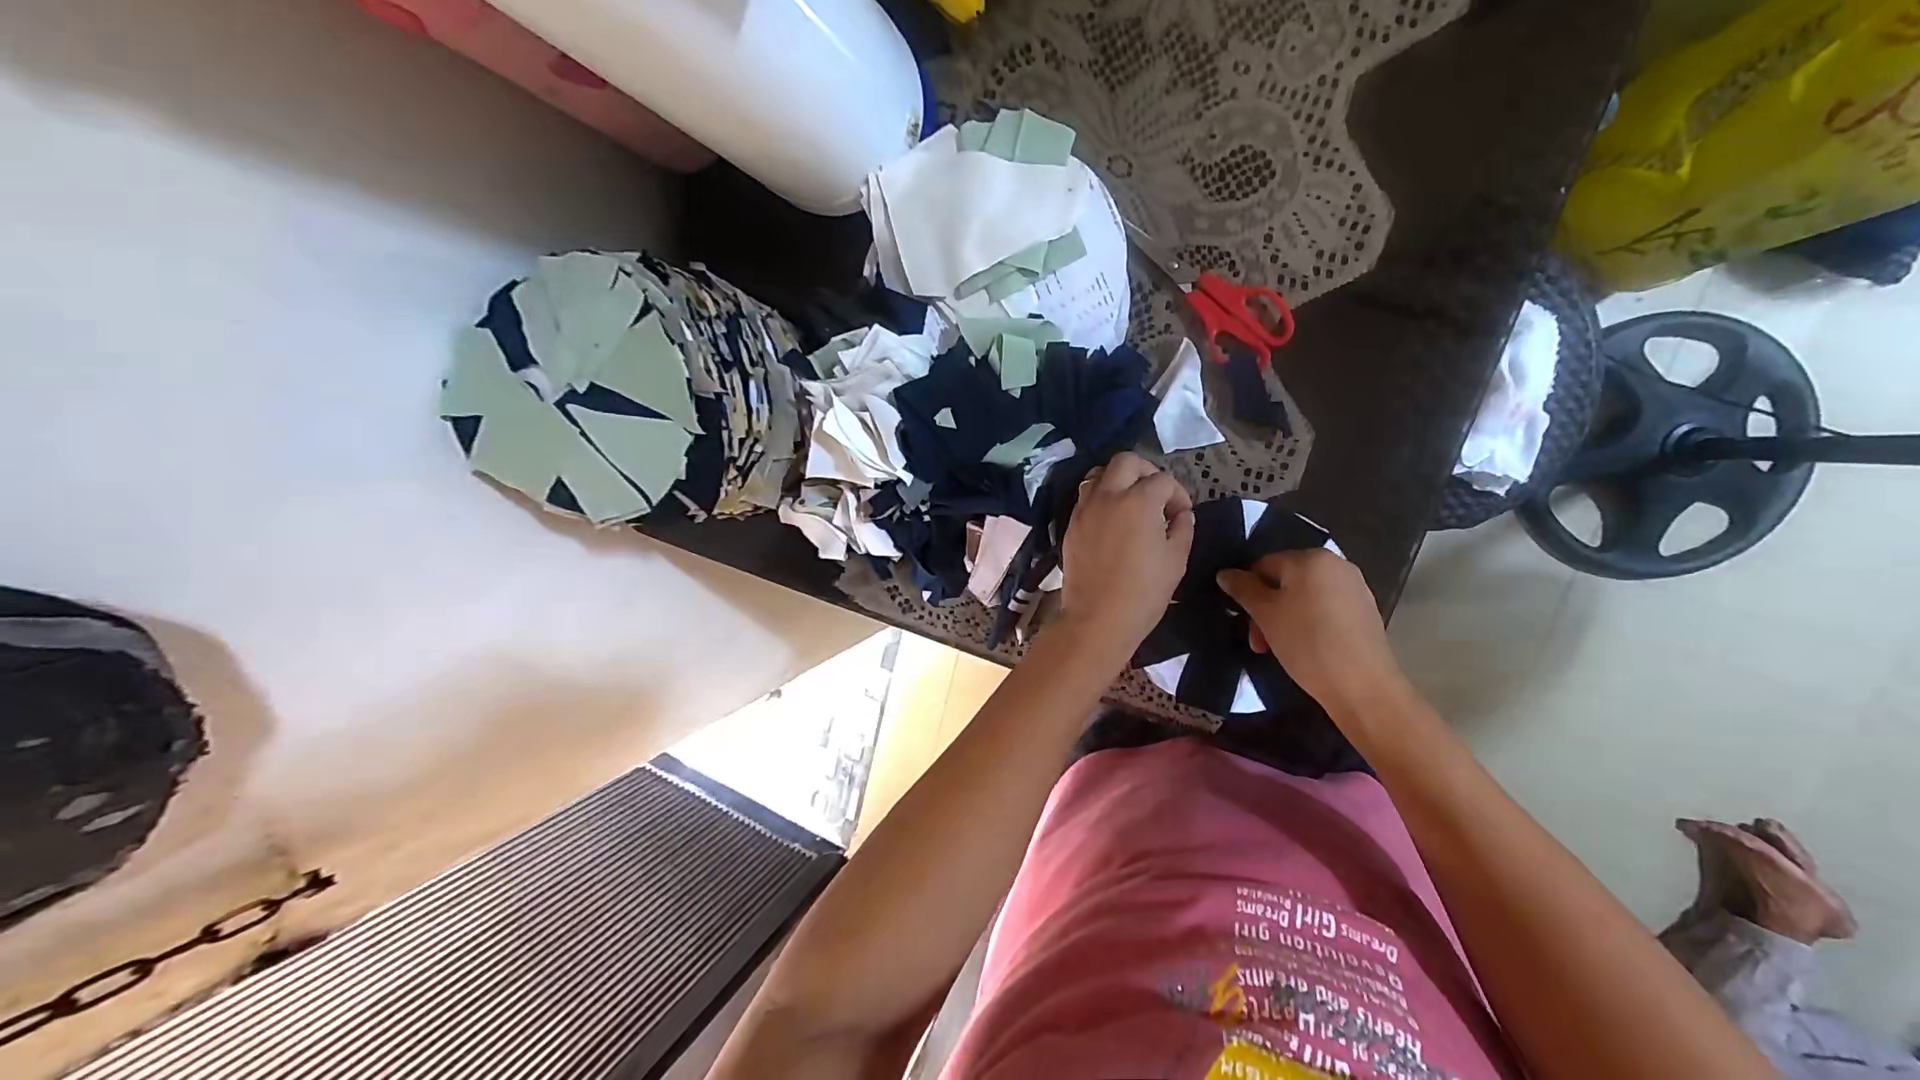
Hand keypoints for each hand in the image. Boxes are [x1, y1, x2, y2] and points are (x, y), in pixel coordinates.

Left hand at [1057, 452, 1194, 656]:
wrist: (1097, 618)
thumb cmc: (1144, 592)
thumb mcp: (1176, 559)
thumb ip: (1182, 528)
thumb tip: (1180, 514)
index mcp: (1138, 501)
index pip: (1163, 480)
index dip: (1178, 494)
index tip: (1181, 515)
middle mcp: (1107, 496)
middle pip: (1126, 461)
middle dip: (1146, 471)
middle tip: (1157, 495)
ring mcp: (1084, 509)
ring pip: (1099, 474)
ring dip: (1119, 480)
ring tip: (1132, 503)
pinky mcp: (1071, 524)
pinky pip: (1086, 497)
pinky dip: (1101, 498)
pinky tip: (1113, 520)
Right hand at [1215, 549, 1404, 712]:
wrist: (1362, 685)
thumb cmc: (1306, 643)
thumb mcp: (1265, 614)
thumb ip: (1243, 588)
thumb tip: (1225, 573)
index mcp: (1310, 558)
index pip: (1263, 564)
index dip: (1246, 590)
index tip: (1242, 619)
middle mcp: (1336, 564)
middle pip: (1285, 580)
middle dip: (1265, 608)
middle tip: (1258, 640)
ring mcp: (1354, 587)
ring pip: (1304, 595)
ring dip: (1284, 617)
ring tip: (1278, 647)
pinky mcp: (1365, 610)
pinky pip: (1325, 607)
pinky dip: (1308, 622)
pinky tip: (1305, 647)